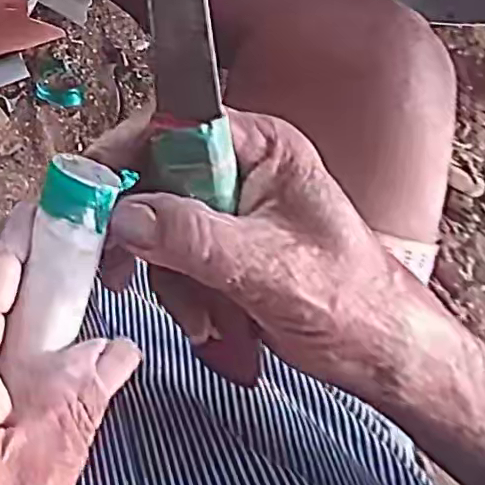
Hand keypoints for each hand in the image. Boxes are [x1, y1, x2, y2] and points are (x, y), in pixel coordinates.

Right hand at [91, 109, 443, 395]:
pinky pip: (172, 248)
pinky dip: (177, 285)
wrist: (390, 359)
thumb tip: (125, 215)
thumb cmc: (359, 305)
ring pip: (159, 217)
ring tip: (199, 313)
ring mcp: (230, 202)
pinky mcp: (223, 237)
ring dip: (166, 270)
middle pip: (157, 174)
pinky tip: (205, 316)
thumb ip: (194, 239)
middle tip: (120, 263)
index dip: (129, 152)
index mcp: (261, 145)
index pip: (175, 125)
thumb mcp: (270, 270)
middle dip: (145, 229)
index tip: (94, 186)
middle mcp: (240, 165)